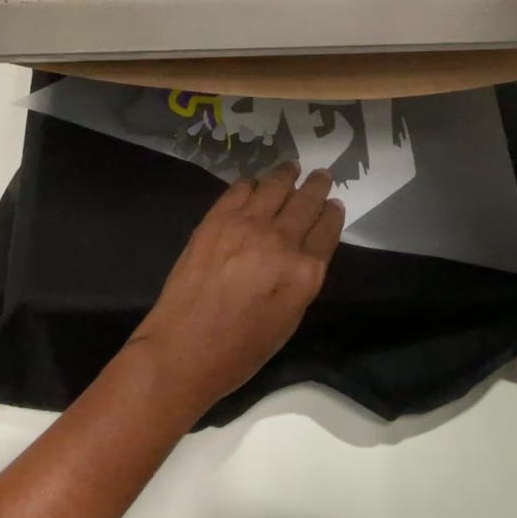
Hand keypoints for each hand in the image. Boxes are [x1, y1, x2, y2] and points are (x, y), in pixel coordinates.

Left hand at [125, 161, 345, 419]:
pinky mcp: (217, 218)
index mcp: (305, 272)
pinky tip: (255, 184)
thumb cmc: (240, 349)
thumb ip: (301, 279)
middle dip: (317, 185)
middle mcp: (281, 240)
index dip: (333, 213)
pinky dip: (253, 183)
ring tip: (291, 167)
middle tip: (321, 175)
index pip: (327, 228)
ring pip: (275, 185)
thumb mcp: (289, 319)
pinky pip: (241, 188)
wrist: (183, 350)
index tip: (334, 204)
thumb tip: (304, 251)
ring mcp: (246, 225)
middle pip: (306, 201)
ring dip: (287, 174)